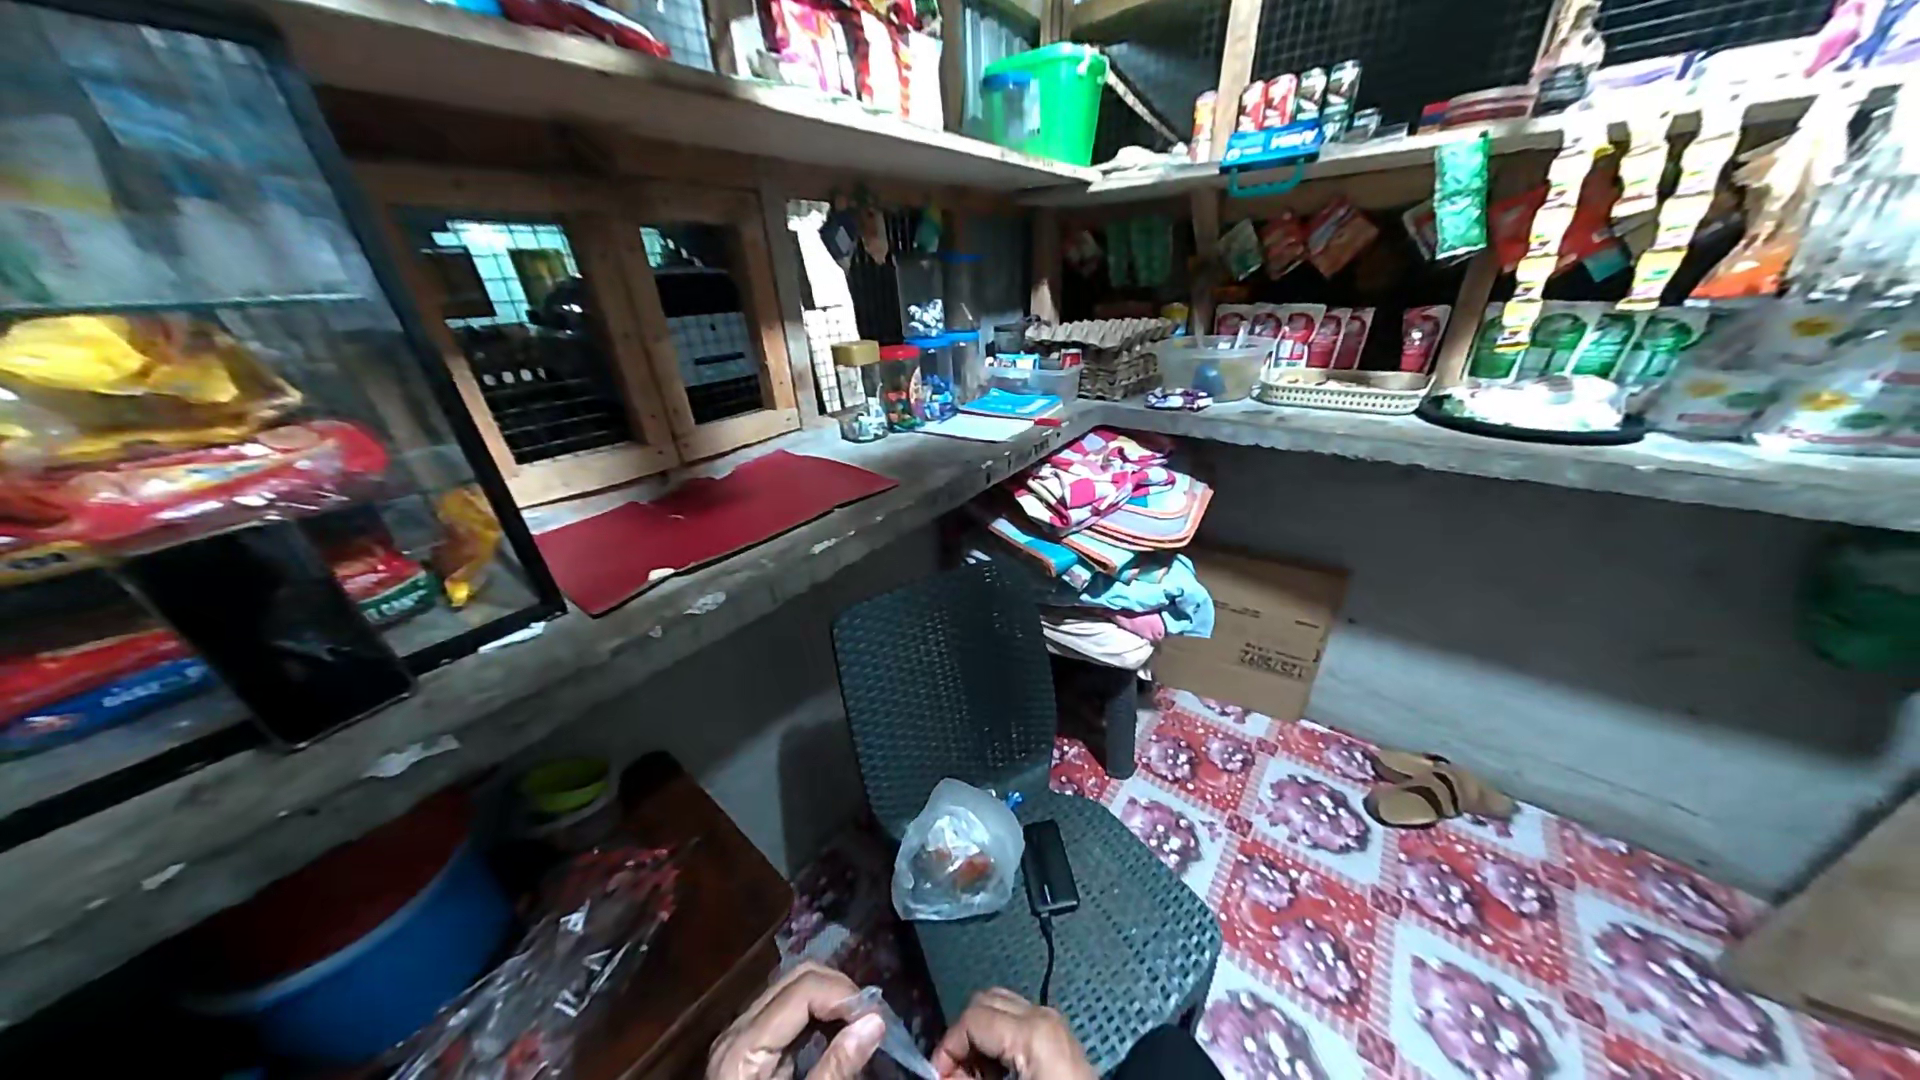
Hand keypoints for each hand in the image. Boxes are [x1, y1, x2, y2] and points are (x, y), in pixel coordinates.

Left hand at [707, 962, 885, 1079]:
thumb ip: (836, 1070)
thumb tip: (876, 1021)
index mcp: (743, 1047)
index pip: (804, 988)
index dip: (844, 995)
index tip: (878, 1020)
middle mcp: (738, 1029)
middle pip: (798, 978)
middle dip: (840, 991)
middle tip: (871, 1020)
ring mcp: (741, 1035)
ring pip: (794, 987)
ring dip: (831, 1000)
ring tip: (860, 1025)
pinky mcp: (749, 1046)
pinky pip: (789, 1010)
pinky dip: (818, 1014)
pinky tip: (837, 1034)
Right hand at [931, 988, 1096, 1079]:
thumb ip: (968, 1079)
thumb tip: (941, 1074)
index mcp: (1031, 1029)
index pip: (972, 1018)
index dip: (947, 1047)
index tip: (936, 1076)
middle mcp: (1042, 1014)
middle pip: (985, 1001)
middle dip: (963, 1037)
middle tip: (954, 1076)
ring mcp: (1053, 1022)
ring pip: (1000, 1007)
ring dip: (980, 1037)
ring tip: (974, 1076)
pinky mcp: (1058, 1035)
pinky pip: (1018, 1021)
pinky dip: (999, 1040)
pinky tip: (997, 1073)